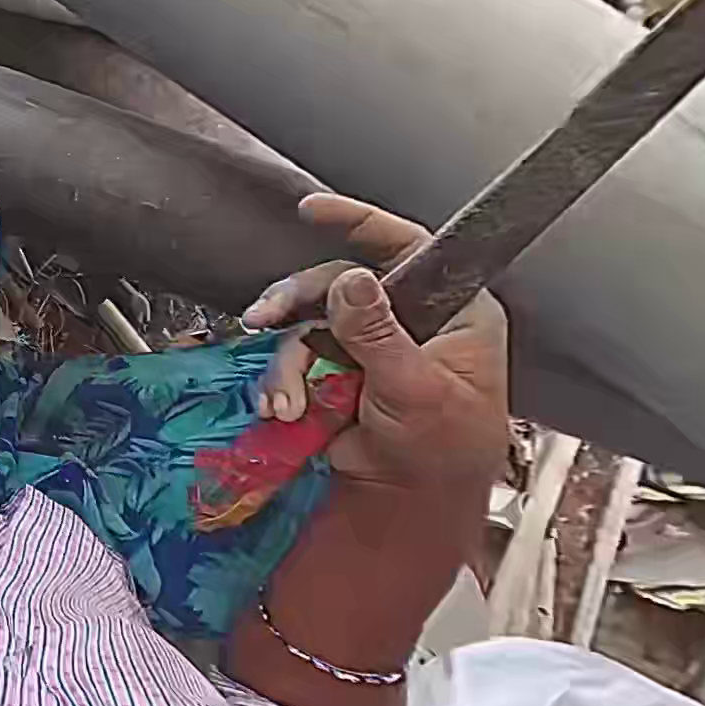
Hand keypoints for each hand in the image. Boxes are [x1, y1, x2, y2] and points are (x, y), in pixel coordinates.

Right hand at [222, 196, 509, 705]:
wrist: (408, 495)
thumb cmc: (440, 444)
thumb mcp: (416, 389)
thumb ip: (380, 335)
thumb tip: (350, 277)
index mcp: (444, 308)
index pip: (404, 246)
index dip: (358, 221)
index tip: (310, 210)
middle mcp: (398, 316)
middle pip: (332, 286)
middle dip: (292, 305)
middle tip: (260, 322)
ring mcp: (358, 342)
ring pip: (302, 327)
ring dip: (285, 366)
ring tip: (284, 406)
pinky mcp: (327, 369)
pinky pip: (290, 358)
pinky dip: (280, 382)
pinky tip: (281, 409)